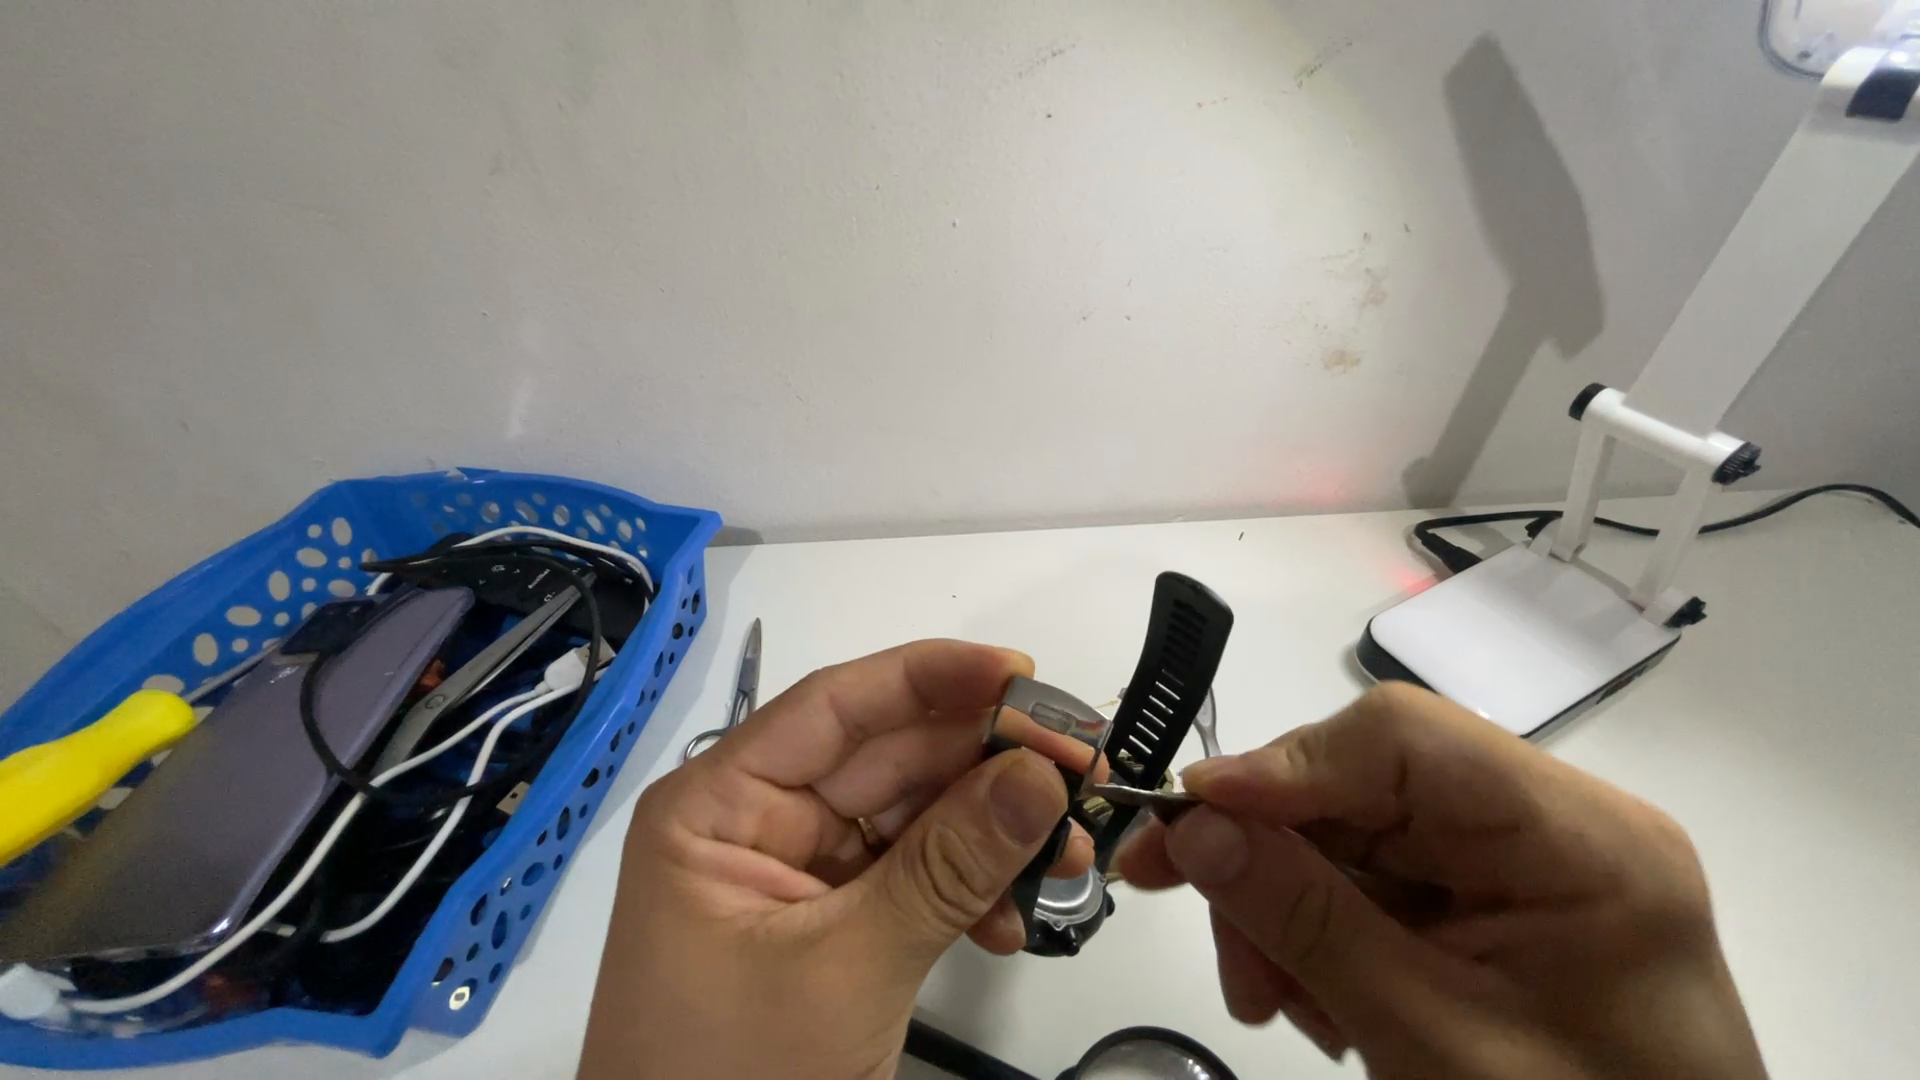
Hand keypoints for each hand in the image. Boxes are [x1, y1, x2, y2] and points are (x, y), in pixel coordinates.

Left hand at [577, 640, 1092, 1079]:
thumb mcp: (844, 969)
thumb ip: (947, 866)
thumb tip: (1041, 775)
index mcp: (720, 803)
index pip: (835, 705)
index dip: (930, 676)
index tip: (1020, 671)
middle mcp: (761, 817)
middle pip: (888, 757)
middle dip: (984, 760)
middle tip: (1079, 762)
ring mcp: (804, 868)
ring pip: (914, 814)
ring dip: (992, 829)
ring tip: (1071, 849)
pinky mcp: (839, 916)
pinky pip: (916, 873)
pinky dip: (971, 888)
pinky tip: (1015, 918)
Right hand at [1116, 682, 1766, 1078]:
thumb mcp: (1433, 1044)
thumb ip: (1306, 924)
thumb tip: (1189, 828)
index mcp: (1578, 838)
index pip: (1405, 737)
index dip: (1288, 762)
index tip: (1191, 810)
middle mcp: (1536, 820)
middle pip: (1354, 782)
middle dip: (1262, 849)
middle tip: (1168, 891)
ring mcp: (1499, 856)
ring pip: (1334, 830)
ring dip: (1273, 901)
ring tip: (1260, 996)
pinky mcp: (1465, 893)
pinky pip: (1350, 877)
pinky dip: (1302, 928)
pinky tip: (1306, 999)